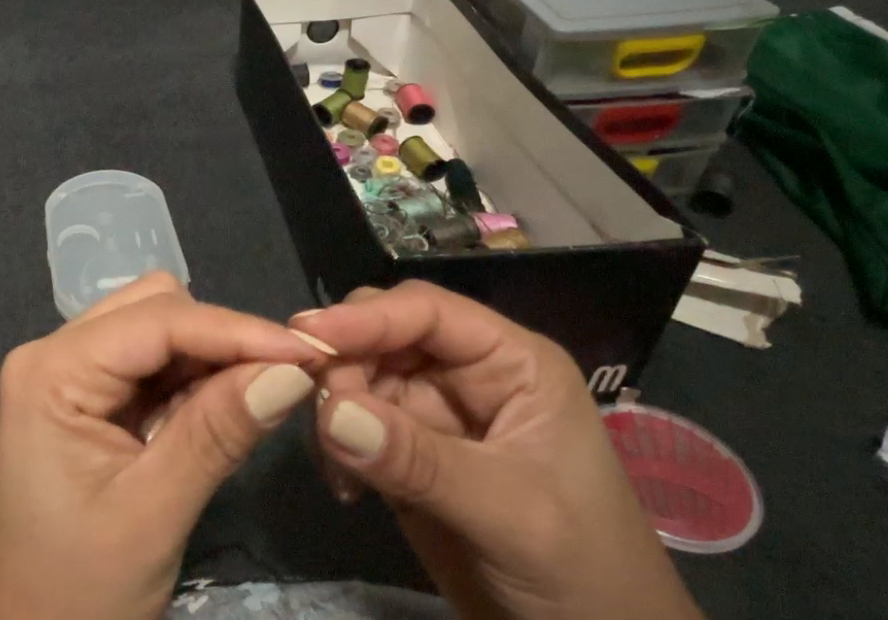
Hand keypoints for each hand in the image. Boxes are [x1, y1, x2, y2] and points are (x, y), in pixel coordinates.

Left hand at [0, 273, 331, 619]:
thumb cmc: (75, 589)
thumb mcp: (152, 512)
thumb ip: (217, 432)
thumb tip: (292, 372)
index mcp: (52, 370)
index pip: (156, 320)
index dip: (236, 329)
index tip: (309, 351)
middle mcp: (54, 354)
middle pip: (154, 310)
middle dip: (222, 338)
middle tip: (289, 378)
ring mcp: (67, 375)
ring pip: (156, 332)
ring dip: (211, 358)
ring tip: (262, 394)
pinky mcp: (86, 401)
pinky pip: (150, 368)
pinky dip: (192, 382)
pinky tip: (225, 407)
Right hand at [293, 282, 701, 619]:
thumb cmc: (584, 575)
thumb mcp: (510, 514)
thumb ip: (419, 461)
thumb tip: (330, 411)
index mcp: (511, 362)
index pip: (427, 312)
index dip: (365, 317)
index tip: (304, 335)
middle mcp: (468, 373)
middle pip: (382, 336)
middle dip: (343, 365)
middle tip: (321, 418)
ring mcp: (435, 413)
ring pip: (358, 377)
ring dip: (334, 411)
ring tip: (340, 470)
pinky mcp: (408, 453)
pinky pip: (352, 425)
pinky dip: (335, 447)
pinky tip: (346, 490)